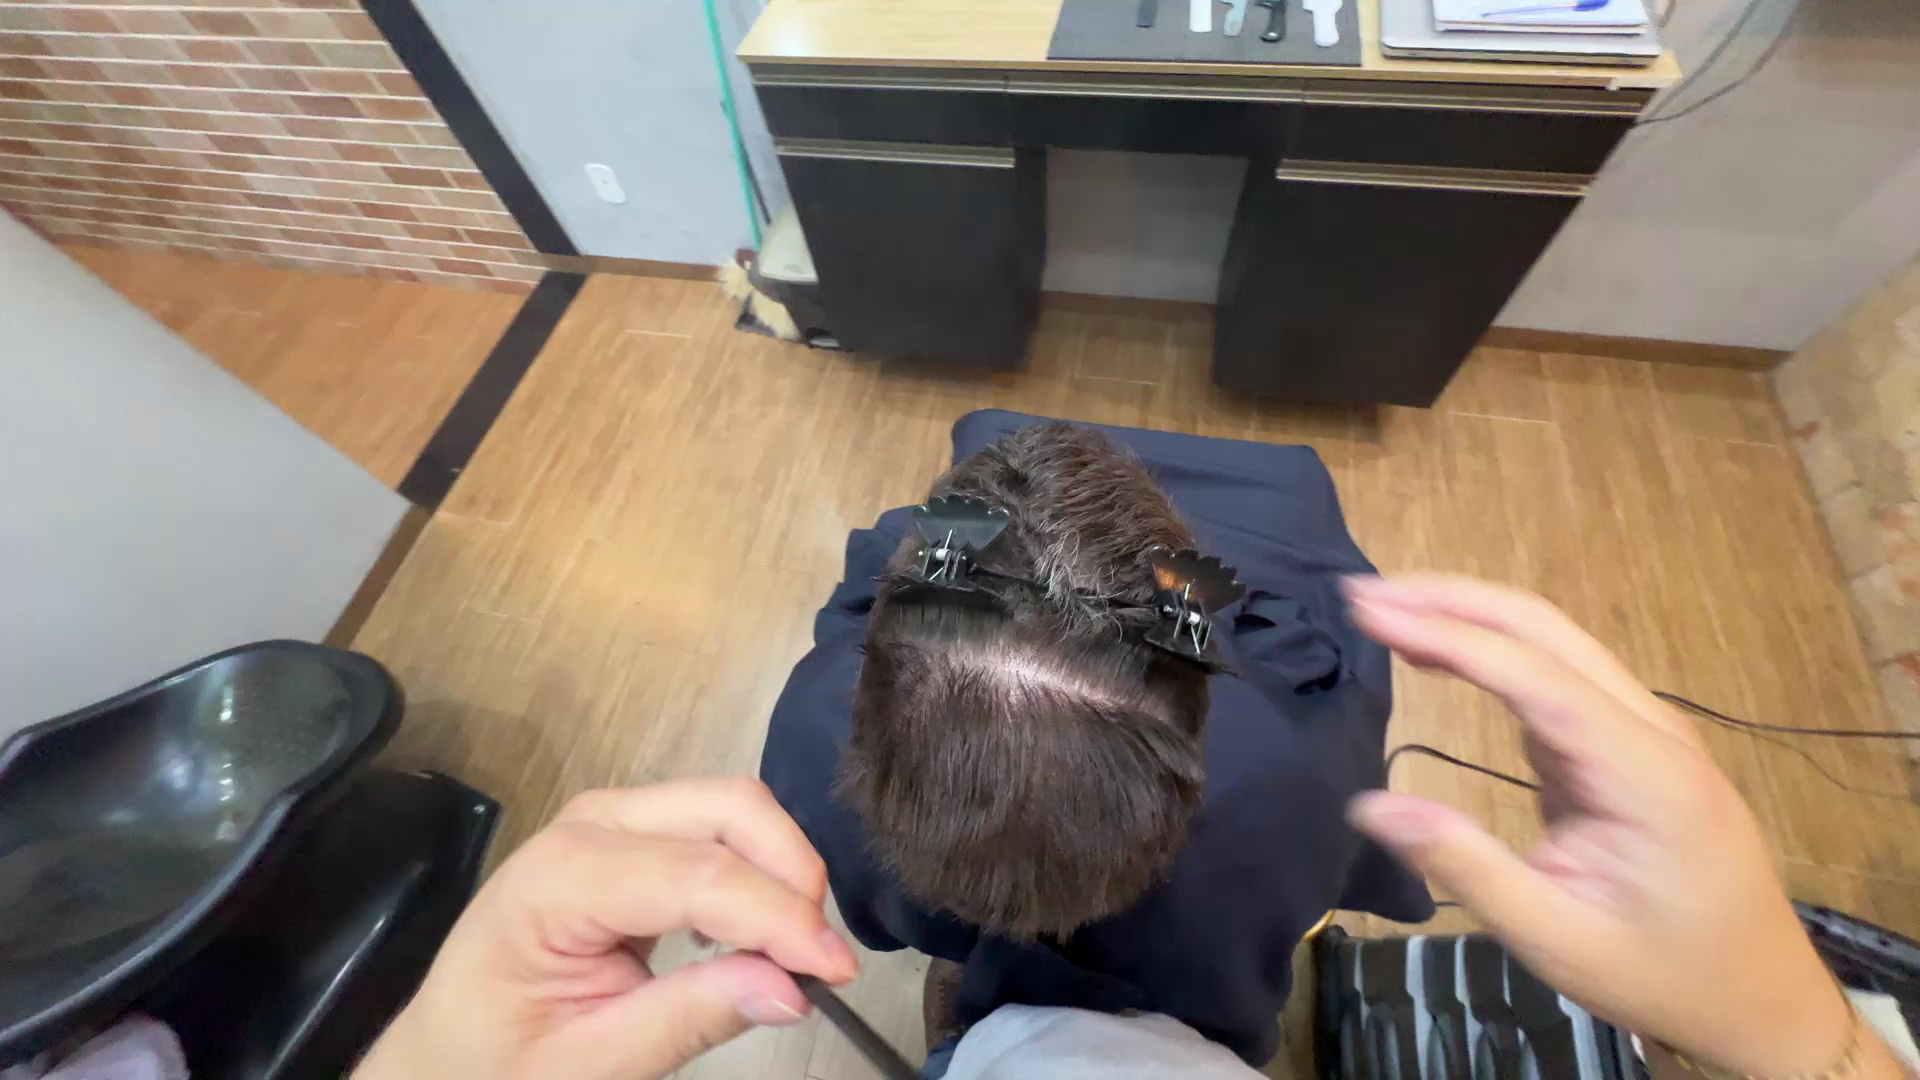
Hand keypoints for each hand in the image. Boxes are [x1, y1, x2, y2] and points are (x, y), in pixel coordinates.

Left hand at [353, 778, 859, 1079]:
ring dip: (783, 865)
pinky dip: (759, 864)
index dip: (778, 916)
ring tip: (795, 944)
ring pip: (735, 806)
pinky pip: (721, 824)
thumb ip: (691, 1018)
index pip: (700, 875)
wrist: (437, 1059)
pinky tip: (754, 925)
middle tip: (819, 954)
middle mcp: (596, 819)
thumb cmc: (492, 1072)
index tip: (835, 971)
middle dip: (792, 872)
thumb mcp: (585, 1069)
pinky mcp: (639, 826)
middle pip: (729, 808)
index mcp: (562, 875)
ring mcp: (617, 813)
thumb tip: (796, 990)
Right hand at [1343, 575, 1851, 1077]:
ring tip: (1380, 607)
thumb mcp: (1555, 938)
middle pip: (1543, 628)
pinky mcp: (1612, 733)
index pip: (1534, 674)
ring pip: (1544, 634)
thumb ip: (1462, 866)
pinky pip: (1542, 664)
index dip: (1445, 636)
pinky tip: (1428, 646)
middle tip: (1361, 593)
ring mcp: (1636, 725)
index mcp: (1645, 775)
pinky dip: (1477, 640)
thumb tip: (1366, 805)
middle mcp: (1648, 729)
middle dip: (1446, 598)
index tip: (1366, 614)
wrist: (1758, 1001)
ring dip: (1459, 609)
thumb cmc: (1658, 972)